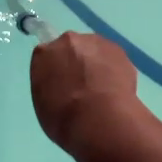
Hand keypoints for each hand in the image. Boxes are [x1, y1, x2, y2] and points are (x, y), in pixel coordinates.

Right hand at [30, 31, 143, 153]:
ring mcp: (95, 43)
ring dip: (96, 64)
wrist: (99, 120)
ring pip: (94, 50)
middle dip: (75, 62)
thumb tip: (62, 88)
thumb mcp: (43, 106)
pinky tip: (116, 91)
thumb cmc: (64, 120)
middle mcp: (68, 41)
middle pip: (71, 48)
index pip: (47, 57)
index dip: (55, 71)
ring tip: (102, 90)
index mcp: (43, 54)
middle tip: (82, 86)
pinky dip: (113, 70)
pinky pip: (113, 59)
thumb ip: (50, 87)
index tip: (61, 85)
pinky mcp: (118, 50)